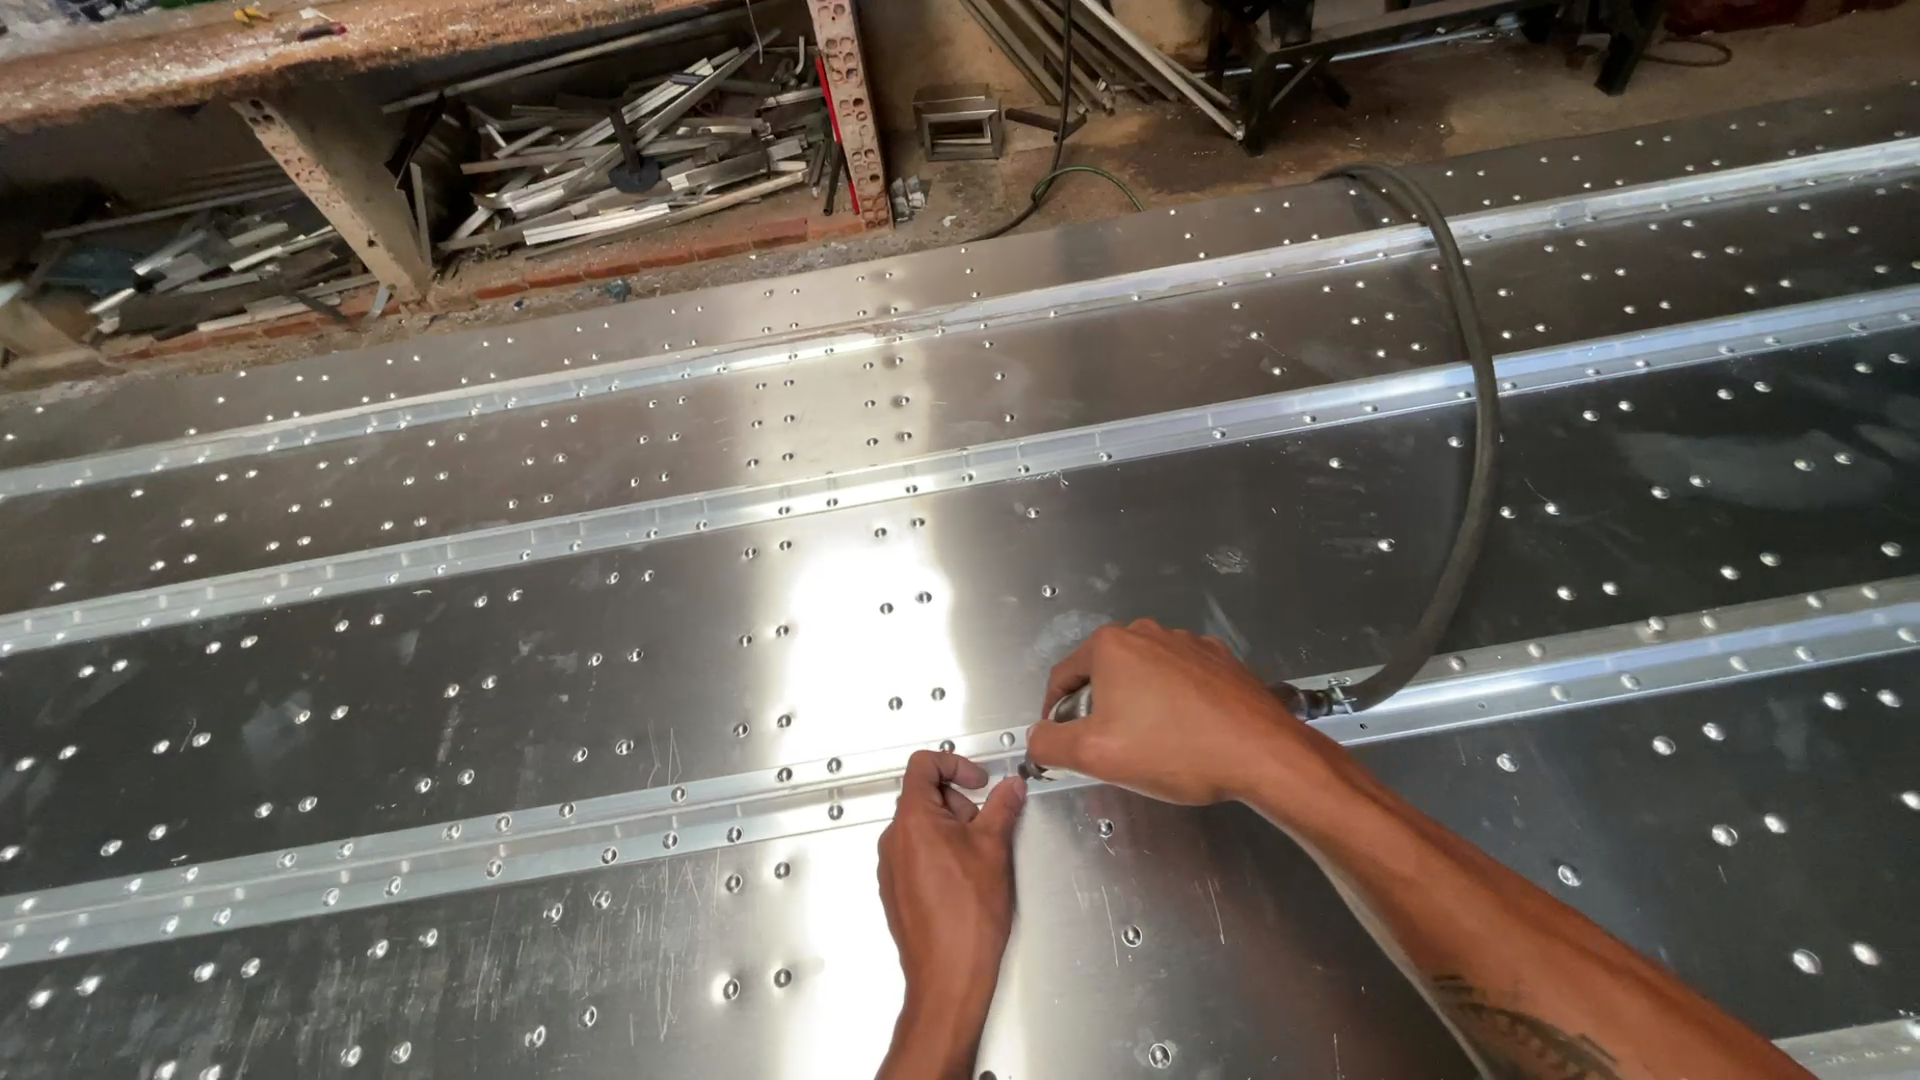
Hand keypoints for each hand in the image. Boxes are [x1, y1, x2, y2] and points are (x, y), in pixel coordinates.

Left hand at [876, 751, 1026, 1079]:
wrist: (949, 976)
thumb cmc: (967, 918)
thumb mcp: (994, 848)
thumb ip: (1002, 807)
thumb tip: (1010, 787)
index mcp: (913, 819)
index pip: (923, 764)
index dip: (955, 763)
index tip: (978, 780)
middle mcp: (894, 838)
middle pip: (926, 795)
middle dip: (961, 803)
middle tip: (986, 827)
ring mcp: (891, 865)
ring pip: (924, 825)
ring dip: (954, 829)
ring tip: (978, 859)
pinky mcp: (895, 887)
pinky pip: (917, 852)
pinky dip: (942, 852)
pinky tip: (965, 879)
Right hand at [1026, 618, 1344, 805]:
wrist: (1263, 754)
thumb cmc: (1175, 750)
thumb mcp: (1094, 756)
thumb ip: (1049, 744)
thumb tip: (1036, 738)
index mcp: (1111, 646)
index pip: (1061, 679)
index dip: (1054, 715)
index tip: (1062, 742)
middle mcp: (1147, 633)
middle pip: (1102, 675)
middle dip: (1098, 712)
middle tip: (1111, 750)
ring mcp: (1186, 643)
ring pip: (1141, 677)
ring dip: (1136, 706)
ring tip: (1153, 746)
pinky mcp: (1218, 659)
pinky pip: (1178, 680)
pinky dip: (1172, 703)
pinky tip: (1186, 734)